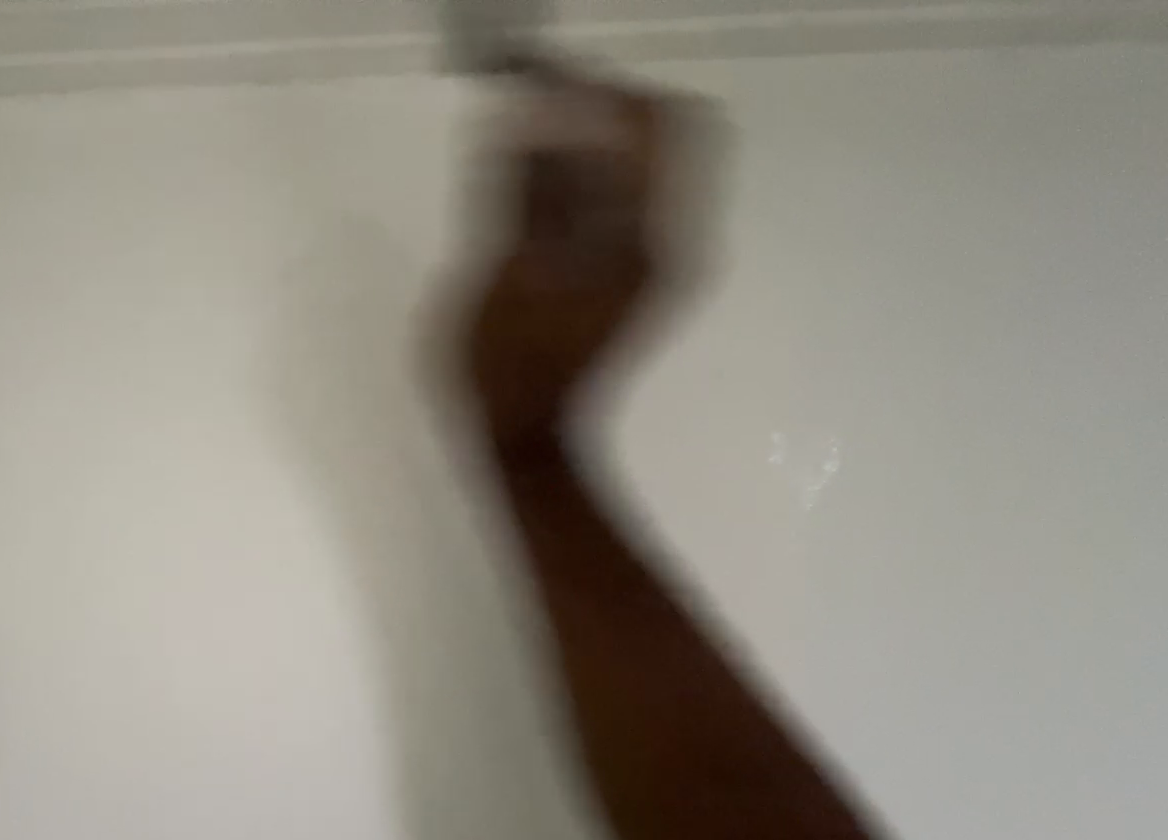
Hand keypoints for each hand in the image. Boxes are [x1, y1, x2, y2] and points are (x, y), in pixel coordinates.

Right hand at [460, 65, 699, 448]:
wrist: (528, 435)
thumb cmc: (505, 369)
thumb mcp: (501, 280)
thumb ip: (520, 194)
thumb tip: (530, 111)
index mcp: (636, 244)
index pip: (644, 122)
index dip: (590, 84)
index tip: (531, 75)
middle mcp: (666, 243)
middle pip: (664, 129)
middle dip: (603, 100)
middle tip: (540, 100)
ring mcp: (658, 259)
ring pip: (650, 160)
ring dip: (597, 132)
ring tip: (535, 136)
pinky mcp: (641, 272)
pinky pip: (632, 195)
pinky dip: (595, 171)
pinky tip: (548, 183)